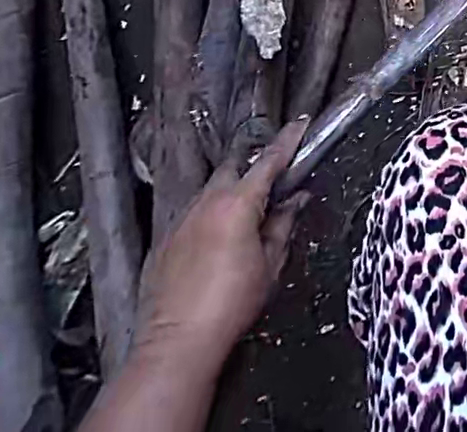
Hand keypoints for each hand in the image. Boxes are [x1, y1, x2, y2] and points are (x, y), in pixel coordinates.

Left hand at [133, 119, 309, 363]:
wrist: (177, 343)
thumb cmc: (232, 303)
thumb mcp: (270, 264)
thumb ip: (284, 223)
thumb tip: (297, 199)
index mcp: (238, 203)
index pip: (269, 160)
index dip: (288, 140)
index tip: (300, 123)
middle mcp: (208, 201)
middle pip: (235, 167)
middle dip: (254, 167)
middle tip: (273, 182)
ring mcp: (183, 218)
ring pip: (212, 188)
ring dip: (231, 191)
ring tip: (246, 214)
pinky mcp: (166, 238)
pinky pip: (194, 212)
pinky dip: (210, 213)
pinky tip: (218, 238)